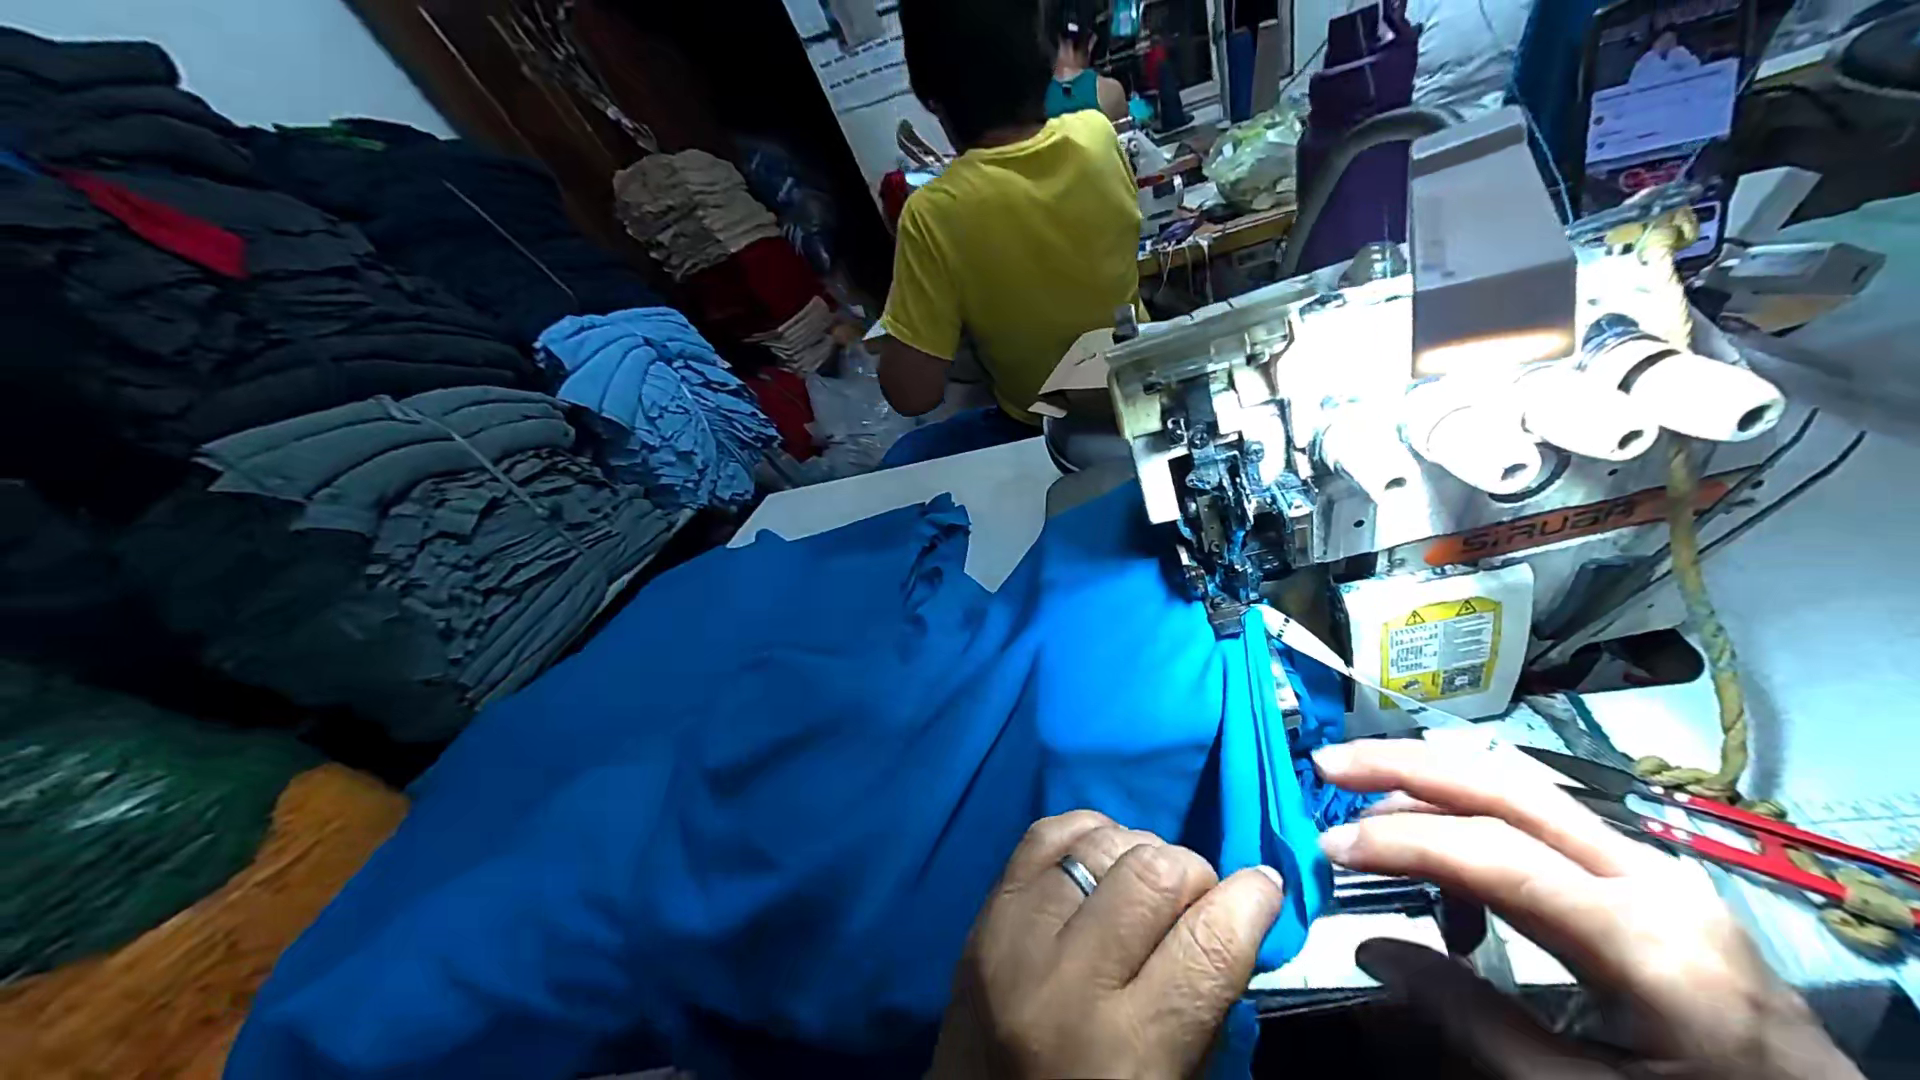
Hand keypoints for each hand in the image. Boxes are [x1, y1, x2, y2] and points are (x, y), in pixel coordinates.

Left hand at [928, 810, 1283, 1079]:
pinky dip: (1087, 832)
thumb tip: (1236, 913)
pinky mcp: (987, 908)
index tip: (1263, 888)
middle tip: (1198, 894)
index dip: (1249, 903)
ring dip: (1140, 850)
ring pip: (1099, 843)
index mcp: (1125, 1049)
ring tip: (1147, 877)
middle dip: (1192, 871)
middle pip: (1151, 877)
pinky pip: (1045, 834)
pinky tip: (1102, 851)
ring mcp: (1017, 934)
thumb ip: (1206, 1002)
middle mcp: (1066, 979)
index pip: (1205, 946)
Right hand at [1312, 739, 1861, 1079]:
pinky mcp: (1634, 863)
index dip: (1403, 841)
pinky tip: (1435, 855)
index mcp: (1651, 945)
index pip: (1502, 857)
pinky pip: (1532, 812)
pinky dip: (1463, 812)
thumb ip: (1471, 1019)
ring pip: (1516, 783)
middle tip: (1328, 766)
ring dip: (1425, 777)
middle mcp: (1652, 877)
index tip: (1329, 846)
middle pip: (1507, 786)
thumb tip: (1371, 950)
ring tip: (1360, 795)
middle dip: (1404, 766)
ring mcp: (1647, 861)